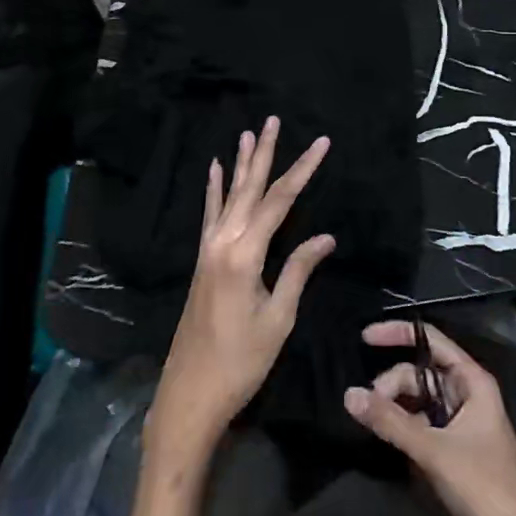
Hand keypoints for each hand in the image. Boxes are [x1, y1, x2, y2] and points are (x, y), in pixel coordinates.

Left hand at [147, 117, 334, 454]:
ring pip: (230, 196)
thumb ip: (298, 270)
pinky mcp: (202, 261)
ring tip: (249, 133)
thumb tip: (325, 235)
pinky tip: (215, 171)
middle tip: (274, 119)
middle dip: (266, 154)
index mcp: (244, 254)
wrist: (190, 395)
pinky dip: (214, 190)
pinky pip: (210, 215)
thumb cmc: (241, 362)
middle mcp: (222, 243)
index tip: (322, 143)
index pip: (279, 201)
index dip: (302, 170)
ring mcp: (208, 250)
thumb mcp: (278, 318)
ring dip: (241, 164)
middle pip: (250, 189)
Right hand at [344, 322, 515, 515]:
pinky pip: (421, 426)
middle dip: (391, 384)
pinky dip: (402, 428)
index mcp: (472, 381)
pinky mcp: (452, 450)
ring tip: (371, 420)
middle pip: (419, 374)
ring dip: (395, 408)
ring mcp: (459, 423)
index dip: (399, 334)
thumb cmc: (483, 485)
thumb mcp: (434, 450)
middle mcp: (466, 394)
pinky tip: (387, 438)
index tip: (365, 337)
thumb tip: (349, 393)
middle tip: (367, 405)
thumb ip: (390, 422)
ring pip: (418, 402)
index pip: (432, 341)